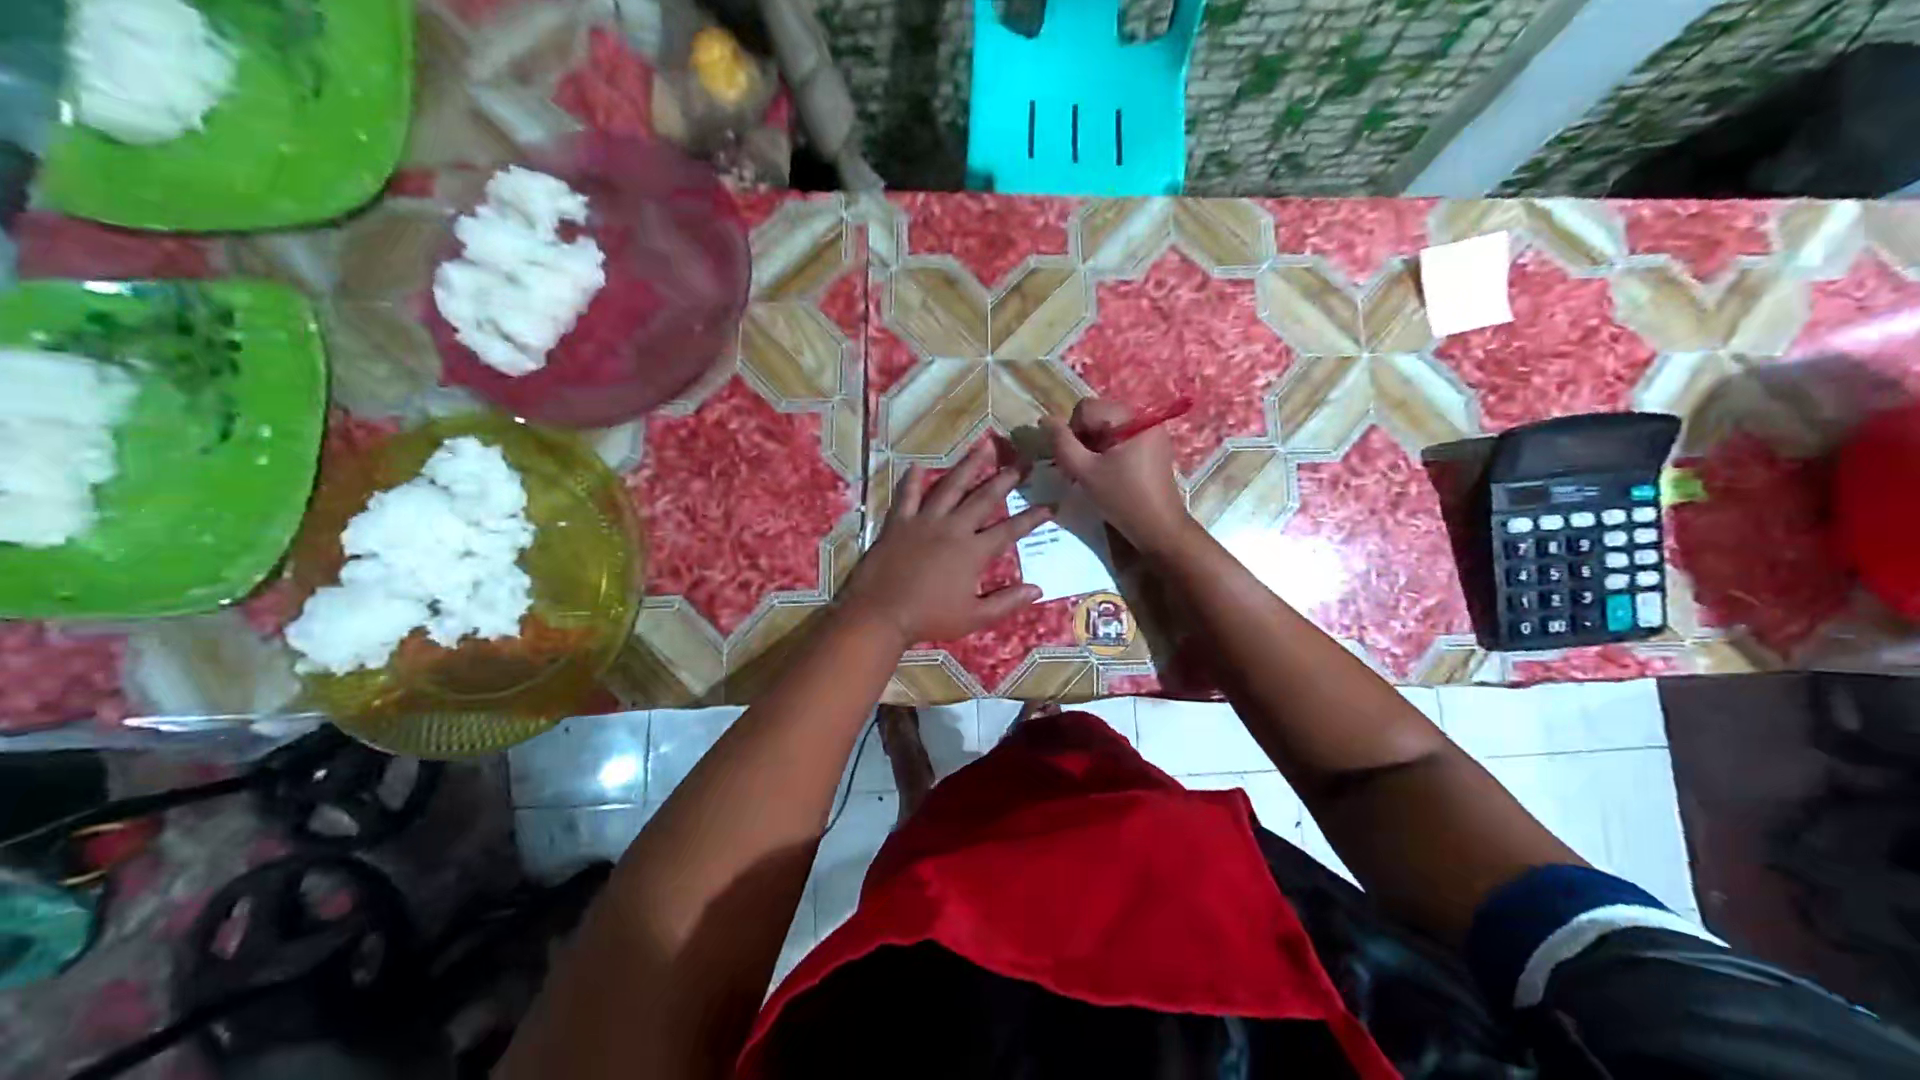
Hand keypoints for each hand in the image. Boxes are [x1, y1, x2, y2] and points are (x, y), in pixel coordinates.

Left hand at [839, 443, 1052, 646]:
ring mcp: (924, 521)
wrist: (881, 613)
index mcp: (973, 551)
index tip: (1050, 504)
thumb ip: (1007, 602)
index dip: (1032, 517)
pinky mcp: (899, 523)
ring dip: (969, 465)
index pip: (1010, 530)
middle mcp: (953, 528)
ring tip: (983, 445)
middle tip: (1021, 462)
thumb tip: (1038, 590)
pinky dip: (912, 481)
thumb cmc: (929, 618)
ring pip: (950, 486)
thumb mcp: (974, 617)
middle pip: (984, 498)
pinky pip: (907, 496)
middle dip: (1005, 479)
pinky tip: (918, 466)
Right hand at [1043, 398, 1193, 554]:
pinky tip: (1108, 473)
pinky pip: (1121, 438)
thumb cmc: (1121, 499)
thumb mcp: (1085, 471)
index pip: (1086, 408)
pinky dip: (1108, 451)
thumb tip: (1045, 420)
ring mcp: (1151, 432)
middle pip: (1098, 415)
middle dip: (1083, 439)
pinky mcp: (1153, 446)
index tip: (1073, 460)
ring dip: (1093, 446)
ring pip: (1107, 427)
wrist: (1159, 527)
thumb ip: (1062, 443)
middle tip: (1080, 469)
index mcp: (1130, 420)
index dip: (1071, 431)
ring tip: (1092, 473)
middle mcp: (1144, 418)